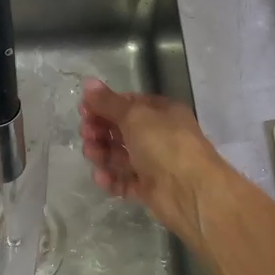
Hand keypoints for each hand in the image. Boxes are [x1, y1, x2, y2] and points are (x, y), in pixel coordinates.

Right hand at [78, 78, 226, 243]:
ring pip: (123, 156)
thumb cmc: (164, 143)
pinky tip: (100, 177)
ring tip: (90, 154)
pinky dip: (112, 179)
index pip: (130, 104)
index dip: (105, 106)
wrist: (190, 192)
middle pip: (124, 130)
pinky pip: (126, 181)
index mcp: (162, 112)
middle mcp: (160, 136)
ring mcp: (156, 164)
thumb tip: (88, 82)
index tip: (84, 111)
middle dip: (102, 130)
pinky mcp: (150, 189)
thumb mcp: (134, 116)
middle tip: (86, 134)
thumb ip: (109, 102)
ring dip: (103, 153)